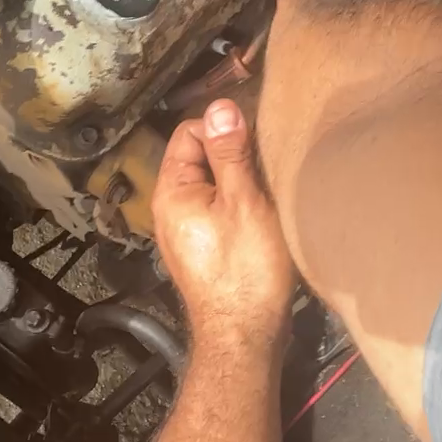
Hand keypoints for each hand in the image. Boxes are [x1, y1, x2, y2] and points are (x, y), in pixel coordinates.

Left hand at [153, 99, 296, 354]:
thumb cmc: (245, 271)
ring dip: (241, 180)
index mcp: (173, 190)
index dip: (223, 127)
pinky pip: (220, 209)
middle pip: (202, 157)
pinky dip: (241, 204)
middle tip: (268, 166)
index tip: (255, 139)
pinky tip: (265, 215)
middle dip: (234, 154)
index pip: (189, 131)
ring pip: (214, 184)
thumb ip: (231, 153)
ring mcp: (186, 229)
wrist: (243, 335)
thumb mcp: (244, 202)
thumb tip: (221, 107)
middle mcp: (172, 207)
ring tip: (270, 190)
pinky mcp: (204, 247)